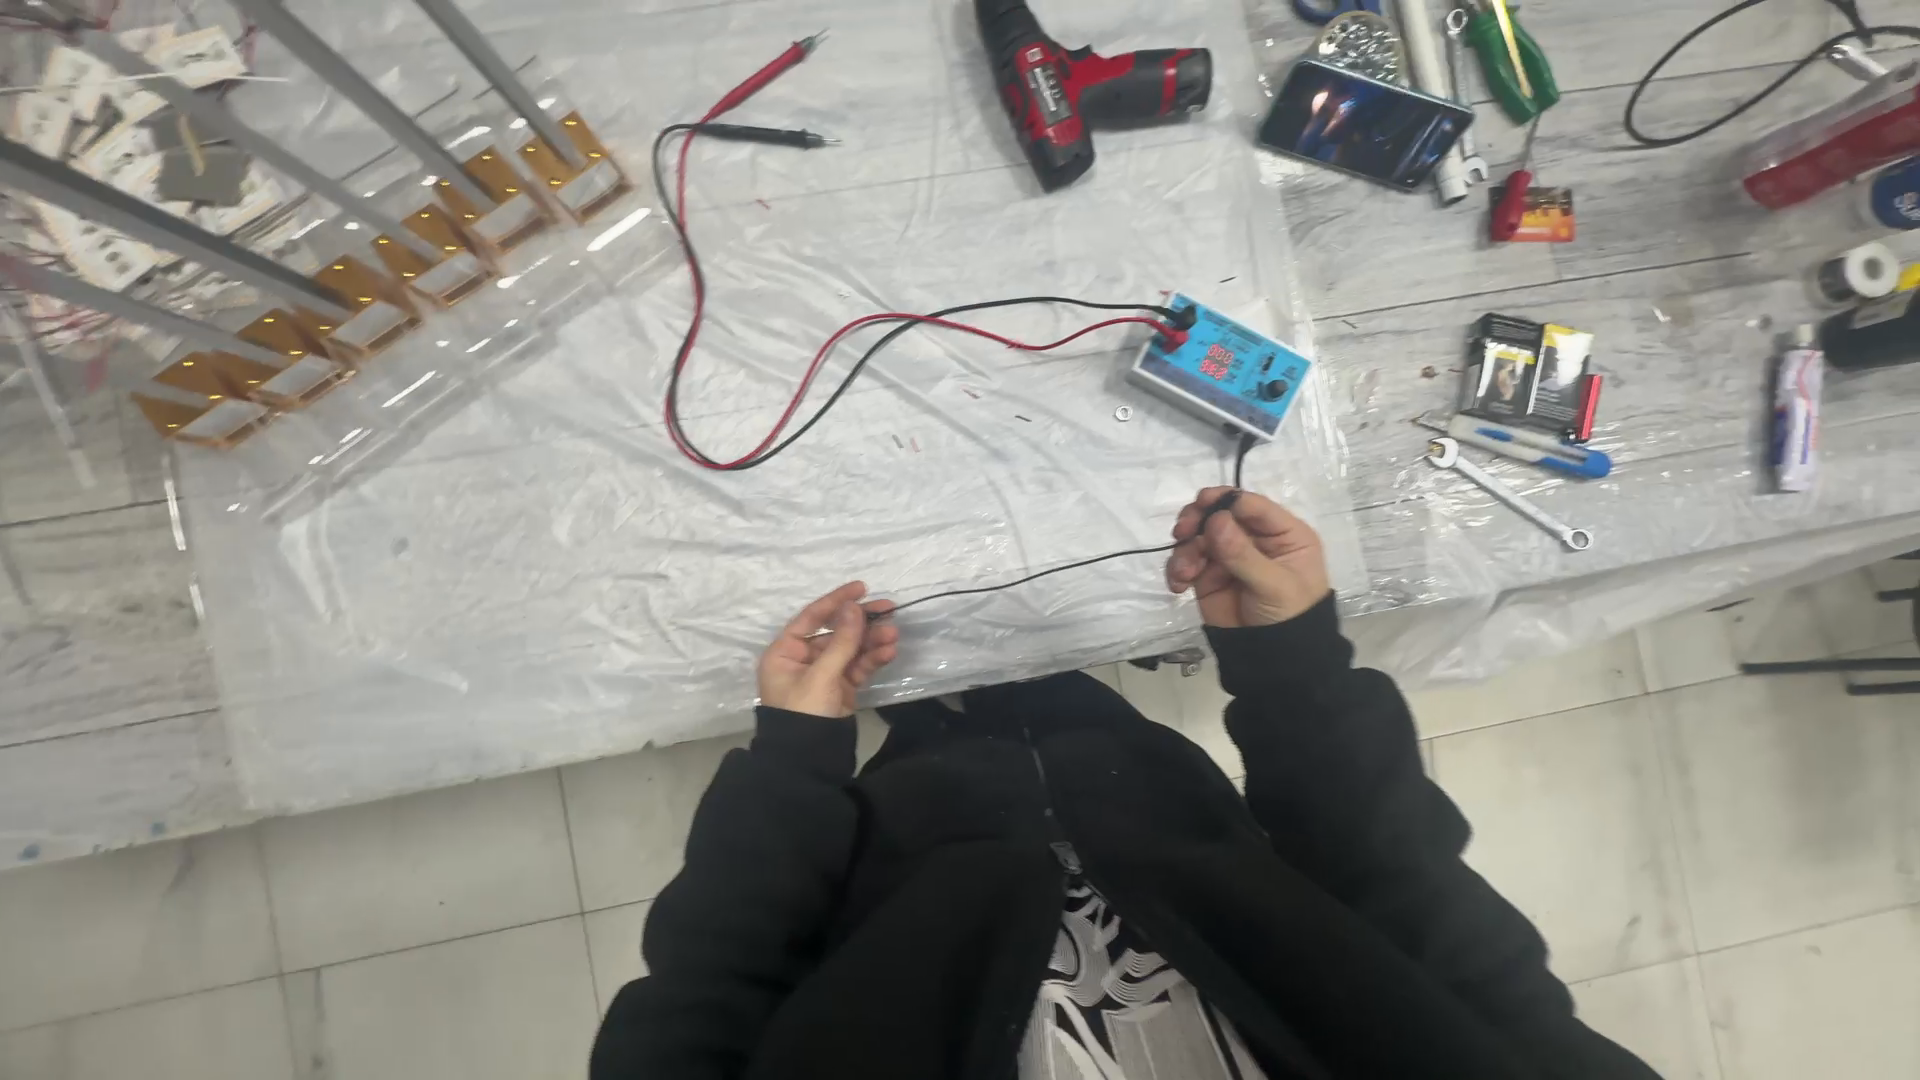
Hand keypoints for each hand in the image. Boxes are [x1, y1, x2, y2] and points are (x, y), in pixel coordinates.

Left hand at [757, 581, 899, 717]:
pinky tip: (889, 651)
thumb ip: (841, 641)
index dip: (836, 600)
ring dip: (872, 640)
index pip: (812, 617)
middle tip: (889, 609)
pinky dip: (873, 659)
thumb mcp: (821, 676)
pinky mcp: (840, 688)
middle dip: (862, 622)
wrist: (808, 762)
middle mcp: (802, 659)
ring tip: (894, 634)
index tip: (862, 587)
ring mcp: (823, 674)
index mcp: (785, 652)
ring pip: (851, 649)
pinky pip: (857, 666)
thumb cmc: (804, 713)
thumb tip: (854, 607)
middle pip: (836, 631)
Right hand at [1164, 488, 1329, 627]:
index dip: (1226, 500)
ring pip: (1197, 536)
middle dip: (1197, 520)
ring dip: (1185, 550)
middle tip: (1181, 531)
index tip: (1201, 503)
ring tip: (1185, 573)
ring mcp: (1228, 555)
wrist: (1271, 657)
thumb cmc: (1288, 615)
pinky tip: (1178, 585)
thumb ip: (1242, 553)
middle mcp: (1253, 538)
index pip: (1251, 505)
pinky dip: (1178, 569)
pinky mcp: (1207, 573)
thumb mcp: (1273, 585)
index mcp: (1282, 533)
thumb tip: (1214, 519)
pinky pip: (1186, 560)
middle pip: (1218, 513)